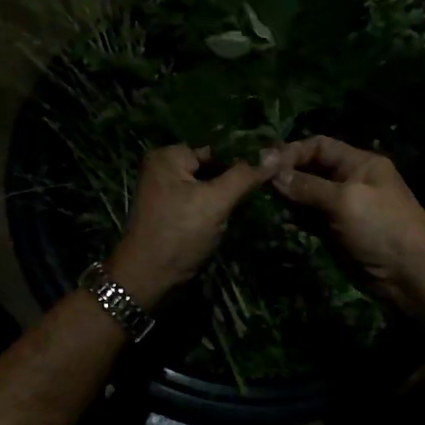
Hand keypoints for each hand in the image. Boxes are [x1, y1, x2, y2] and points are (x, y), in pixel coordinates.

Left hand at [107, 144, 282, 309]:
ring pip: (210, 182)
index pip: (217, 145)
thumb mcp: (215, 202)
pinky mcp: (173, 210)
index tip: (277, 161)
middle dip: (239, 172)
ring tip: (265, 190)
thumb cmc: (179, 236)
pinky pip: (202, 198)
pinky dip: (220, 203)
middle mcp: (165, 167)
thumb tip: (277, 153)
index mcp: (169, 156)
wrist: (147, 279)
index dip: (246, 153)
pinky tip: (242, 207)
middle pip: (213, 163)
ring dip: (232, 189)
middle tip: (274, 178)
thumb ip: (244, 176)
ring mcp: (168, 190)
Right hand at [273, 136, 424, 312]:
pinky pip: (310, 220)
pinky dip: (295, 219)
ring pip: (307, 196)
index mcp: (360, 163)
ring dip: (287, 199)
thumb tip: (273, 174)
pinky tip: (278, 221)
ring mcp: (342, 208)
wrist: (410, 276)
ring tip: (261, 202)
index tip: (266, 164)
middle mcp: (350, 181)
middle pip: (311, 169)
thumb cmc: (382, 228)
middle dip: (286, 175)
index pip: (320, 146)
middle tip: (256, 183)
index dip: (293, 152)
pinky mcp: (336, 232)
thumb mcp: (345, 201)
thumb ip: (308, 186)